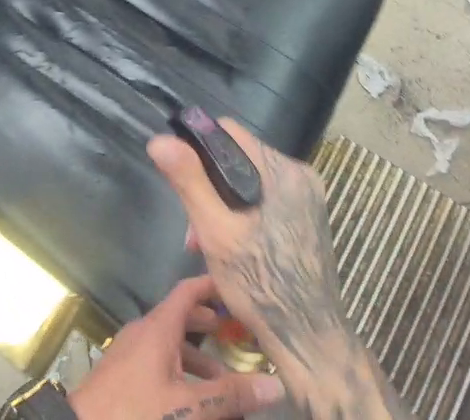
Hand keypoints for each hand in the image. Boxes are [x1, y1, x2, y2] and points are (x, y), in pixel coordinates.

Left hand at [67, 275, 283, 419]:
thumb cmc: (137, 412)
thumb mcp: (189, 408)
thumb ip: (231, 396)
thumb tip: (276, 385)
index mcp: (158, 328)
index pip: (188, 291)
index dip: (213, 285)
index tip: (240, 287)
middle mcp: (143, 333)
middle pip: (182, 318)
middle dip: (211, 326)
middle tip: (242, 336)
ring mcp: (130, 353)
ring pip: (171, 346)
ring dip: (199, 359)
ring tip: (227, 382)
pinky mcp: (123, 375)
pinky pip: (158, 364)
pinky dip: (181, 374)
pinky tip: (196, 401)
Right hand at [148, 121, 410, 419]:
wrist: (306, 338)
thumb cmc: (259, 284)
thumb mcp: (215, 231)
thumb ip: (189, 182)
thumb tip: (160, 141)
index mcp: (283, 170)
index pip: (229, 132)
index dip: (198, 150)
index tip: (184, 182)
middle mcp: (301, 176)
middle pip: (239, 159)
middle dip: (210, 186)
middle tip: (195, 228)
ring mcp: (308, 199)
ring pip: (250, 182)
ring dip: (224, 204)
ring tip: (207, 244)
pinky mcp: (309, 220)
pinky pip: (266, 201)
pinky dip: (244, 215)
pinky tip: (232, 247)